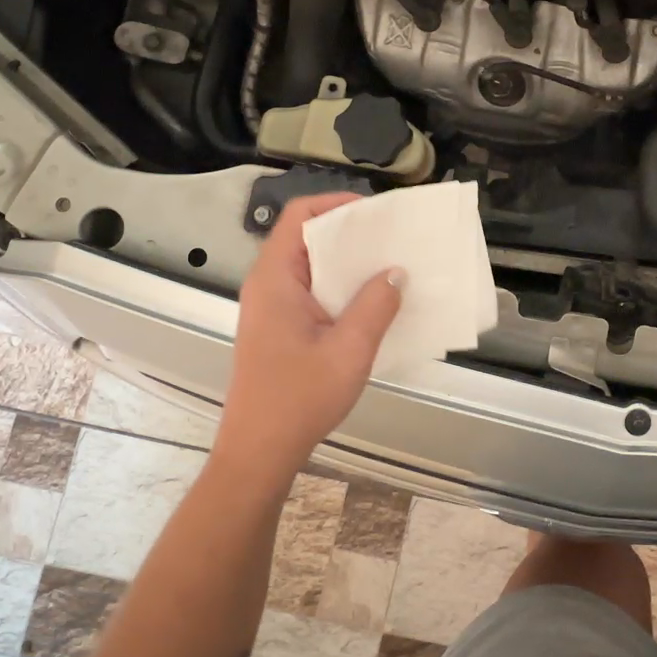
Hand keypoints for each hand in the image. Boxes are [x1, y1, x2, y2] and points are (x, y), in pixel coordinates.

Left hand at [214, 192, 403, 475]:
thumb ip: (375, 306)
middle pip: (308, 237)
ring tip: (393, 266)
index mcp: (275, 279)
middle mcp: (269, 286)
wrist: (259, 453)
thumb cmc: (298, 399)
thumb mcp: (348, 350)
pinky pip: (314, 292)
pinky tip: (375, 303)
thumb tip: (396, 272)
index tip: (377, 213)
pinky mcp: (281, 329)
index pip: (300, 216)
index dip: (337, 204)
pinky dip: (343, 289)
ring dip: (350, 264)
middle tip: (395, 238)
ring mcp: (273, 309)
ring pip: (314, 267)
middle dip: (352, 233)